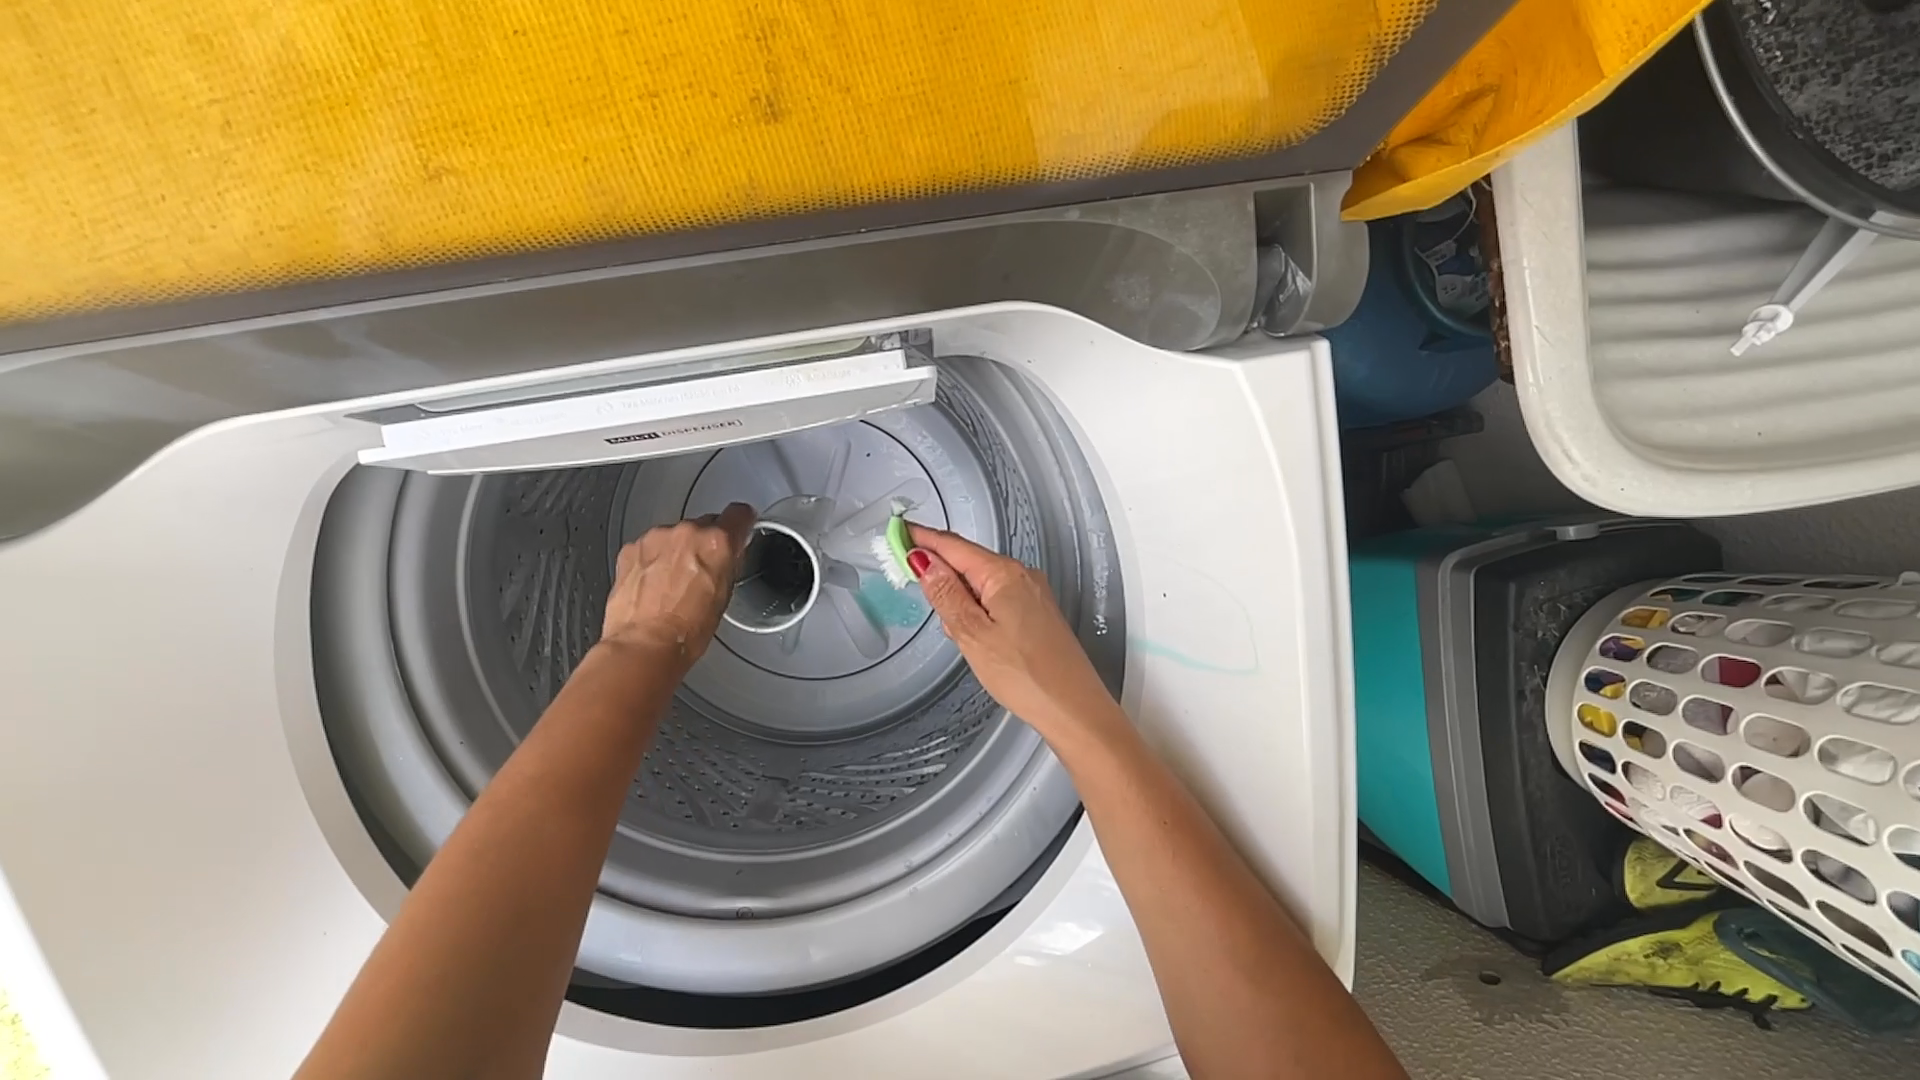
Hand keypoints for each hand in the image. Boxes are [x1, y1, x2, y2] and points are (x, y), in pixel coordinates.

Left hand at [601, 503, 754, 669]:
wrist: (644, 644)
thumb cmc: (685, 631)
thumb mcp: (725, 596)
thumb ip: (728, 563)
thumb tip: (727, 555)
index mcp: (717, 542)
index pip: (739, 514)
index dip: (741, 523)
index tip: (739, 528)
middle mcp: (687, 533)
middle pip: (704, 525)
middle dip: (704, 544)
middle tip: (702, 573)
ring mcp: (657, 539)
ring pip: (675, 536)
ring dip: (677, 552)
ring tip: (674, 585)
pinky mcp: (632, 549)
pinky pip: (650, 546)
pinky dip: (653, 560)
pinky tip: (655, 586)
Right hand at [908, 524, 1123, 740]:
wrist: (1074, 709)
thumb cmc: (1029, 676)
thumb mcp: (973, 634)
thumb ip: (946, 594)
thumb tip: (924, 561)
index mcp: (1004, 575)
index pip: (953, 546)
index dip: (922, 539)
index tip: (898, 533)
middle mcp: (1022, 576)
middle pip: (969, 561)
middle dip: (939, 569)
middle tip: (909, 573)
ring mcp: (1032, 595)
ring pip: (982, 583)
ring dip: (959, 594)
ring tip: (948, 624)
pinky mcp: (1037, 614)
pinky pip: (998, 598)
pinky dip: (977, 608)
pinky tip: (973, 634)